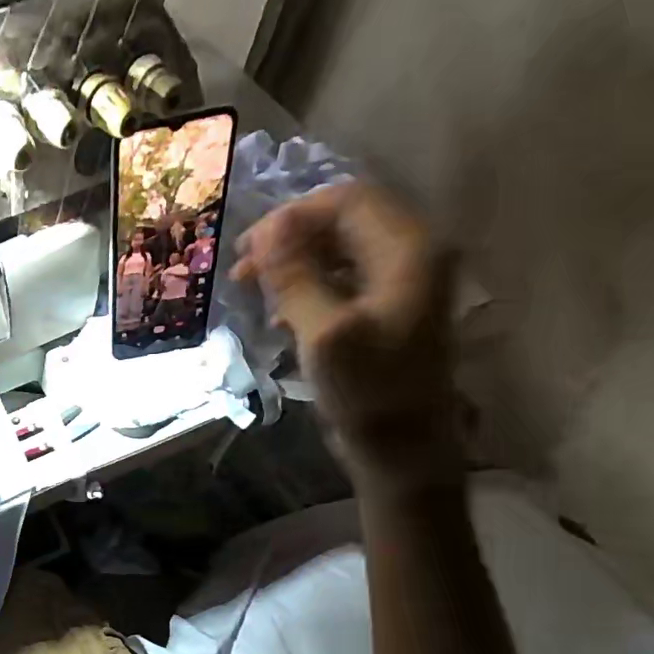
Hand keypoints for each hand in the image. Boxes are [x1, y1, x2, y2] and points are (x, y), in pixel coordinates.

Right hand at [231, 181, 460, 492]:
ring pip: (340, 252)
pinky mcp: (387, 312)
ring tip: (251, 289)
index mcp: (408, 251)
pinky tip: (280, 315)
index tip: (247, 247)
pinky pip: (343, 281)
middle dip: (289, 238)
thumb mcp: (324, 334)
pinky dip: (308, 288)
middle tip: (242, 268)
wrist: (403, 452)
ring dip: (293, 264)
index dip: (293, 216)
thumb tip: (266, 229)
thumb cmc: (368, 393)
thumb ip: (295, 277)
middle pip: (344, 222)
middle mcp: (412, 256)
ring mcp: (402, 285)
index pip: (347, 201)